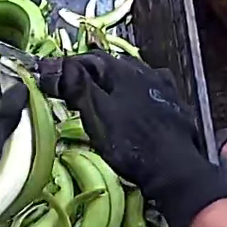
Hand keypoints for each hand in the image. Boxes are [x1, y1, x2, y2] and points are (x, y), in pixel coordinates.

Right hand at [58, 52, 226, 226]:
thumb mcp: (96, 113)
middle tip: (71, 88)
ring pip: (131, 77)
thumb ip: (78, 86)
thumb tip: (59, 63)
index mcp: (123, 70)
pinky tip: (132, 106)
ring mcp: (164, 88)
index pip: (88, 58)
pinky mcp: (175, 106)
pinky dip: (133, 96)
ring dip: (113, 83)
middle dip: (90, 74)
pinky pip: (147, 93)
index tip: (50, 78)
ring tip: (100, 96)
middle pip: (111, 66)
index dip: (67, 68)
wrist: (174, 168)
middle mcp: (145, 71)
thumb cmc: (129, 141)